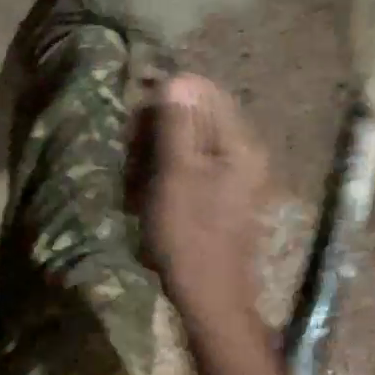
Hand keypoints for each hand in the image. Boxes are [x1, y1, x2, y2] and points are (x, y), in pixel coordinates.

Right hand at [141, 74, 268, 320]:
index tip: (133, 113)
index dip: (165, 94)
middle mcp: (243, 152)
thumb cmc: (189, 234)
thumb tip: (178, 78)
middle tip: (131, 148)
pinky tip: (147, 185)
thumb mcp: (176, 174)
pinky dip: (165, 165)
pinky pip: (189, 160)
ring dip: (156, 146)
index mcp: (239, 145)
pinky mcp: (220, 190)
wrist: (209, 297)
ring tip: (136, 173)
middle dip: (158, 123)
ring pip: (188, 136)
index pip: (204, 92)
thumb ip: (177, 124)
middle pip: (196, 112)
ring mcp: (234, 173)